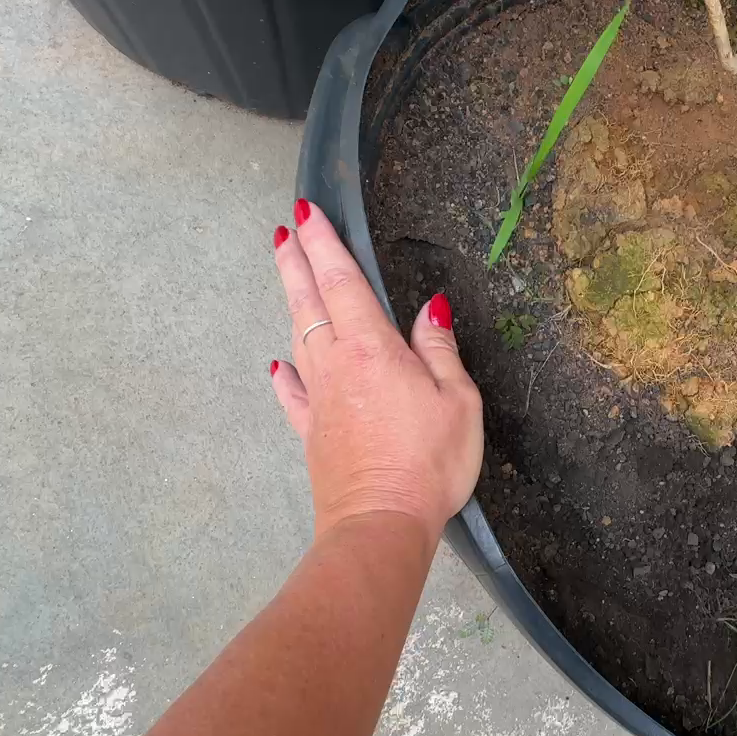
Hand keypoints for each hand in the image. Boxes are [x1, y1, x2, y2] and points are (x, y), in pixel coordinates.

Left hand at [268, 199, 482, 540]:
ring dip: (291, 300)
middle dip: (297, 261)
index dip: (325, 245)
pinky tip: (278, 363)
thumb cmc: (430, 460)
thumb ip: (440, 350)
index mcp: (373, 350)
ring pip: (298, 336)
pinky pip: (292, 391)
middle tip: (284, 229)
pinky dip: (285, 372)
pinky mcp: (312, 430)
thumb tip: (430, 309)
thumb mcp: (458, 400)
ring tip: (286, 274)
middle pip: (310, 301)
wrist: (382, 522)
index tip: (308, 213)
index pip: (344, 283)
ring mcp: (319, 399)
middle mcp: (337, 365)